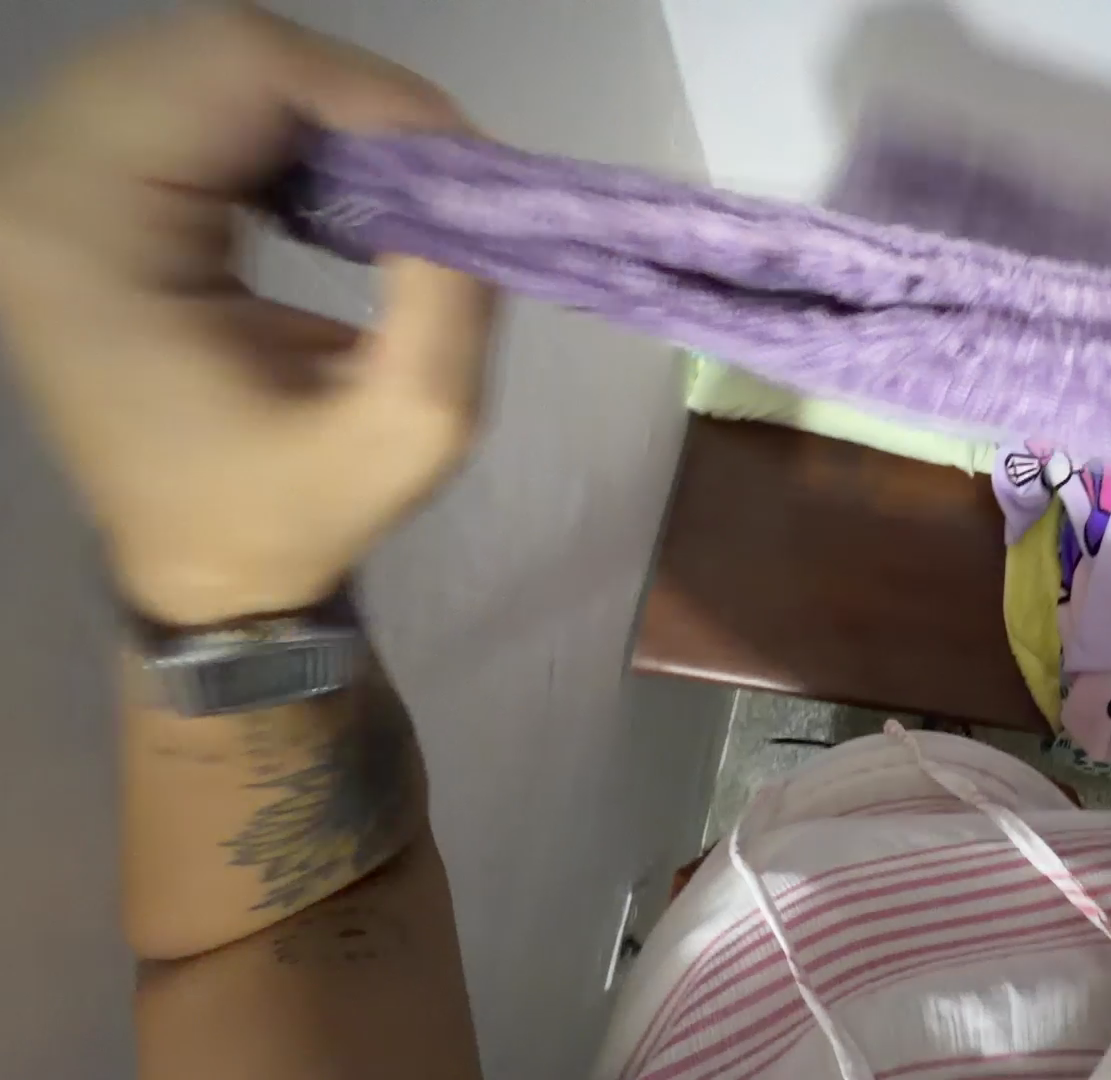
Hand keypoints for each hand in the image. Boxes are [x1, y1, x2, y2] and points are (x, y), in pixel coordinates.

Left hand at [0, 6, 493, 625]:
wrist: (219, 559)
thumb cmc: (309, 506)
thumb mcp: (418, 425)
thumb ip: (450, 301)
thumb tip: (468, 193)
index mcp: (90, 236)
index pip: (227, 68)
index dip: (369, 94)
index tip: (469, 167)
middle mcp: (37, 184)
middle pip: (210, 50)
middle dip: (359, 102)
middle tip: (451, 181)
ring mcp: (51, 187)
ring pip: (205, 70)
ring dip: (333, 119)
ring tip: (412, 195)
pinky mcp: (89, 202)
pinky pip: (199, 114)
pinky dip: (299, 140)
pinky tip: (350, 202)